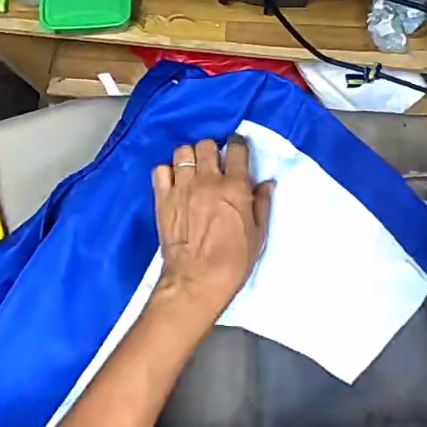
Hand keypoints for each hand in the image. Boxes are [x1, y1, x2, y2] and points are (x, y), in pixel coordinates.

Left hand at [150, 136, 273, 318]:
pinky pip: (160, 170)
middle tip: (215, 162)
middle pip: (206, 145)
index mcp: (235, 187)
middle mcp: (208, 181)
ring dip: (190, 157)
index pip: (236, 149)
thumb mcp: (258, 233)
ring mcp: (182, 189)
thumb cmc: (233, 260)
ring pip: (182, 152)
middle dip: (212, 150)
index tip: (237, 149)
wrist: (196, 281)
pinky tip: (175, 182)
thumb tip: (266, 183)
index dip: (238, 145)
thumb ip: (262, 204)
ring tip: (194, 169)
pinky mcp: (162, 200)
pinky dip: (167, 171)